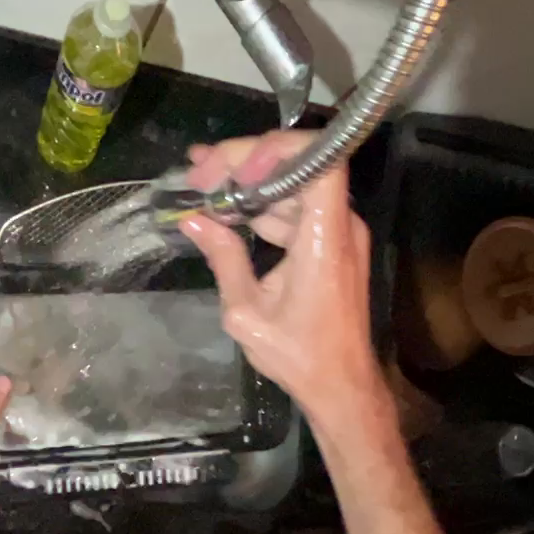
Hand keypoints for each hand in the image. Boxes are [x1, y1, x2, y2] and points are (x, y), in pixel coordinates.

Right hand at [177, 131, 381, 426]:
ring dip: (249, 184)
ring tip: (201, 184)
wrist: (340, 384)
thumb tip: (193, 221)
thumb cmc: (298, 355)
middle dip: (245, 163)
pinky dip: (264, 208)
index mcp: (324, 237)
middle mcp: (340, 225)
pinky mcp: (333, 246)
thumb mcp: (247, 312)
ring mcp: (339, 233)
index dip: (275, 150)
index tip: (232, 171)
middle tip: (198, 171)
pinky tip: (227, 211)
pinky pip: (298, 212)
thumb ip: (223, 259)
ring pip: (294, 187)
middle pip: (298, 166)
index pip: (317, 159)